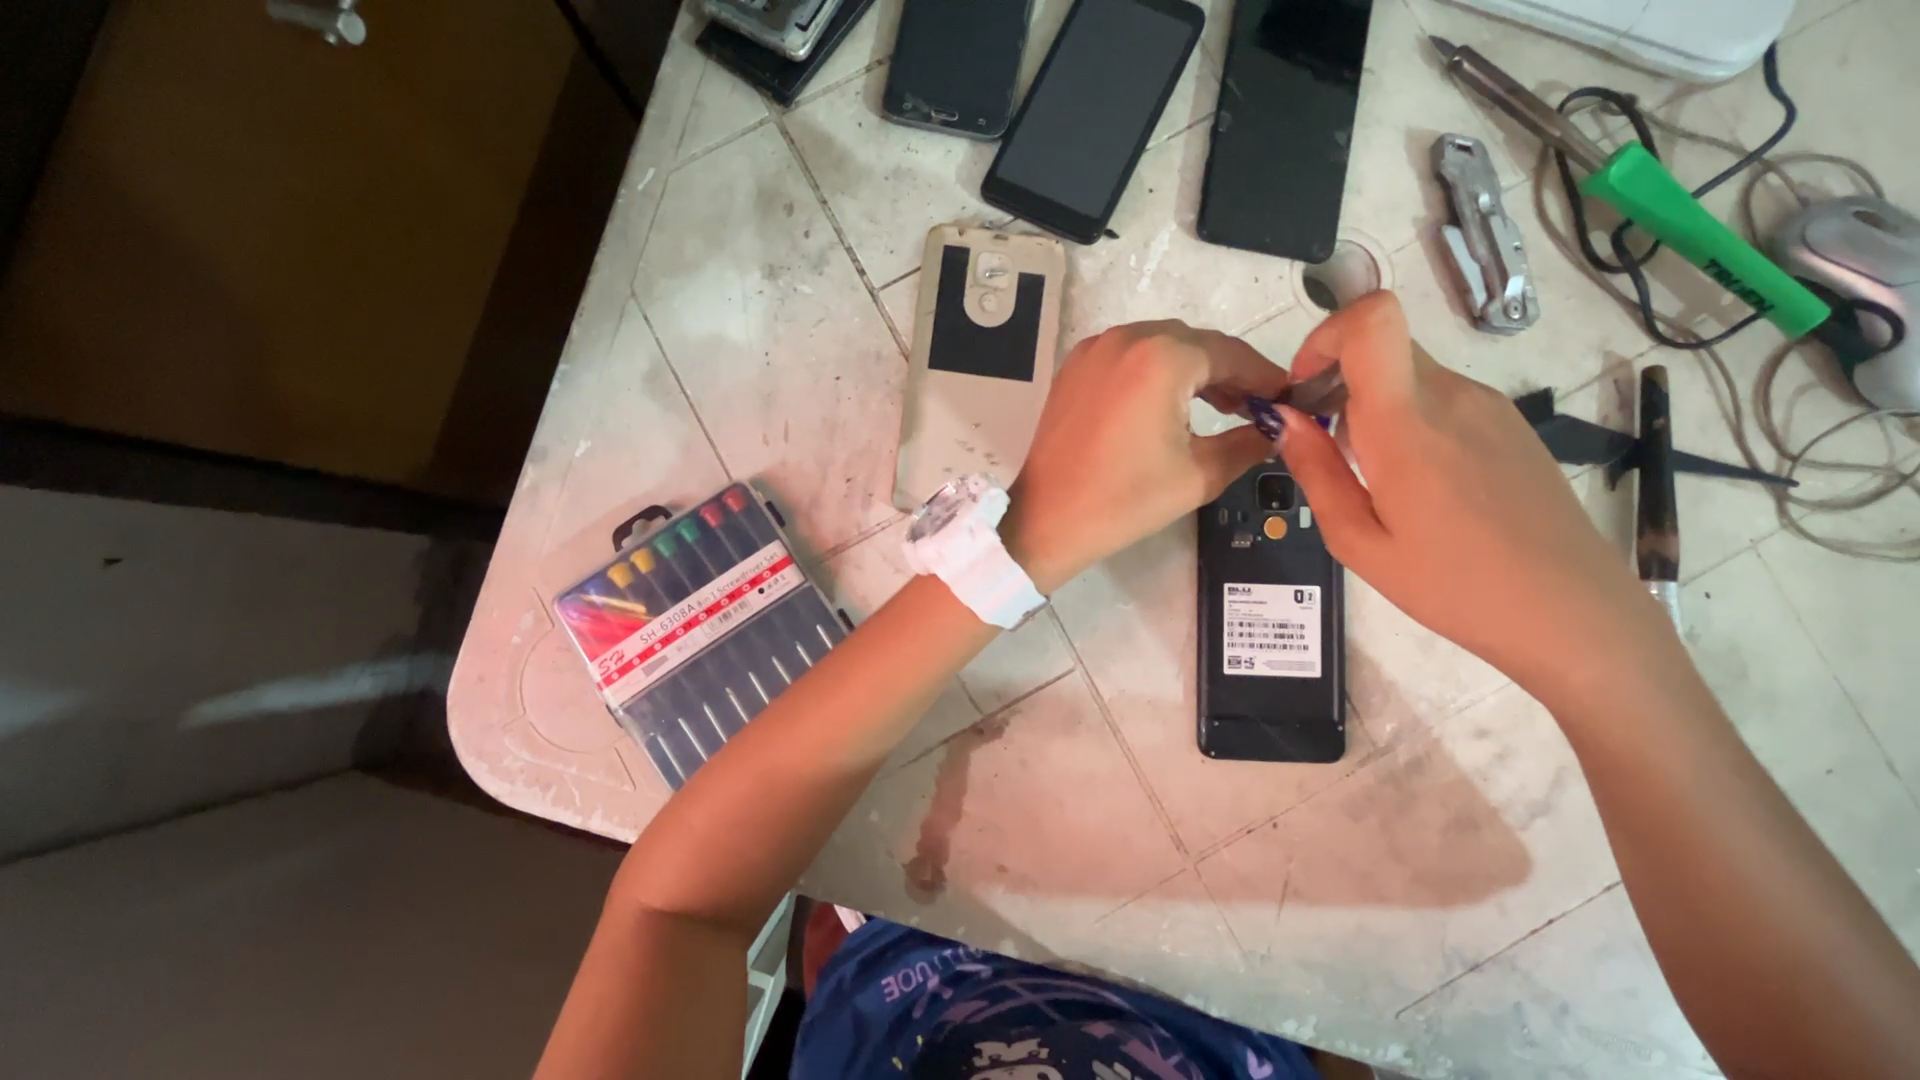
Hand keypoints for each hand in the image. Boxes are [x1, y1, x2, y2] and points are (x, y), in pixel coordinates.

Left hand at [1004, 320, 1288, 592]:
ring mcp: (1095, 350)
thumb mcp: (1199, 475)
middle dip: (1230, 372)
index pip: (1231, 354)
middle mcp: (1126, 338)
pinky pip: (1129, 356)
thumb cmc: (1124, 500)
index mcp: (1161, 357)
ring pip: (1162, 345)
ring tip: (1220, 408)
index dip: (1264, 376)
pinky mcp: (1075, 367)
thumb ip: (1248, 443)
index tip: (1288, 399)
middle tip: (1255, 408)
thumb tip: (1278, 430)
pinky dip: (1156, 371)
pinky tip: (1169, 404)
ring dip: (1194, 370)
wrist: (1047, 519)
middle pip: (1196, 343)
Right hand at [1275, 292, 1670, 698]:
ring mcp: (1488, 406)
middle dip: (1336, 380)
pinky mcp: (1509, 424)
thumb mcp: (1359, 542)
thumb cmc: (1452, 586)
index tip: (1305, 389)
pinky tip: (1419, 486)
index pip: (1372, 317)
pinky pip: (1442, 399)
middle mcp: (1452, 395)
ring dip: (1372, 406)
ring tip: (1371, 479)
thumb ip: (1315, 471)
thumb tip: (1285, 419)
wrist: (1571, 613)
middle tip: (1323, 444)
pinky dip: (1409, 421)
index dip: (1325, 335)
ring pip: (1410, 374)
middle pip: (1382, 345)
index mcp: (1408, 422)